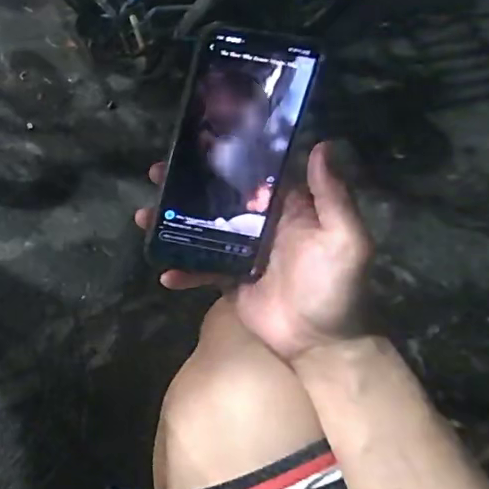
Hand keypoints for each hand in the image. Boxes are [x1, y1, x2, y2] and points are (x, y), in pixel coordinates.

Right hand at [134, 143, 371, 359]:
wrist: (322, 343)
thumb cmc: (337, 288)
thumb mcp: (345, 239)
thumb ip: (332, 196)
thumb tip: (321, 145)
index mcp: (288, 210)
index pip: (253, 176)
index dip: (225, 159)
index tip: (195, 146)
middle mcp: (260, 226)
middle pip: (217, 200)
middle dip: (185, 187)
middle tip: (155, 175)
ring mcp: (240, 254)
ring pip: (200, 231)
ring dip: (171, 224)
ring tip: (143, 218)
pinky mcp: (229, 280)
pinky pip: (199, 270)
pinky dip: (182, 271)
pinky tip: (165, 274)